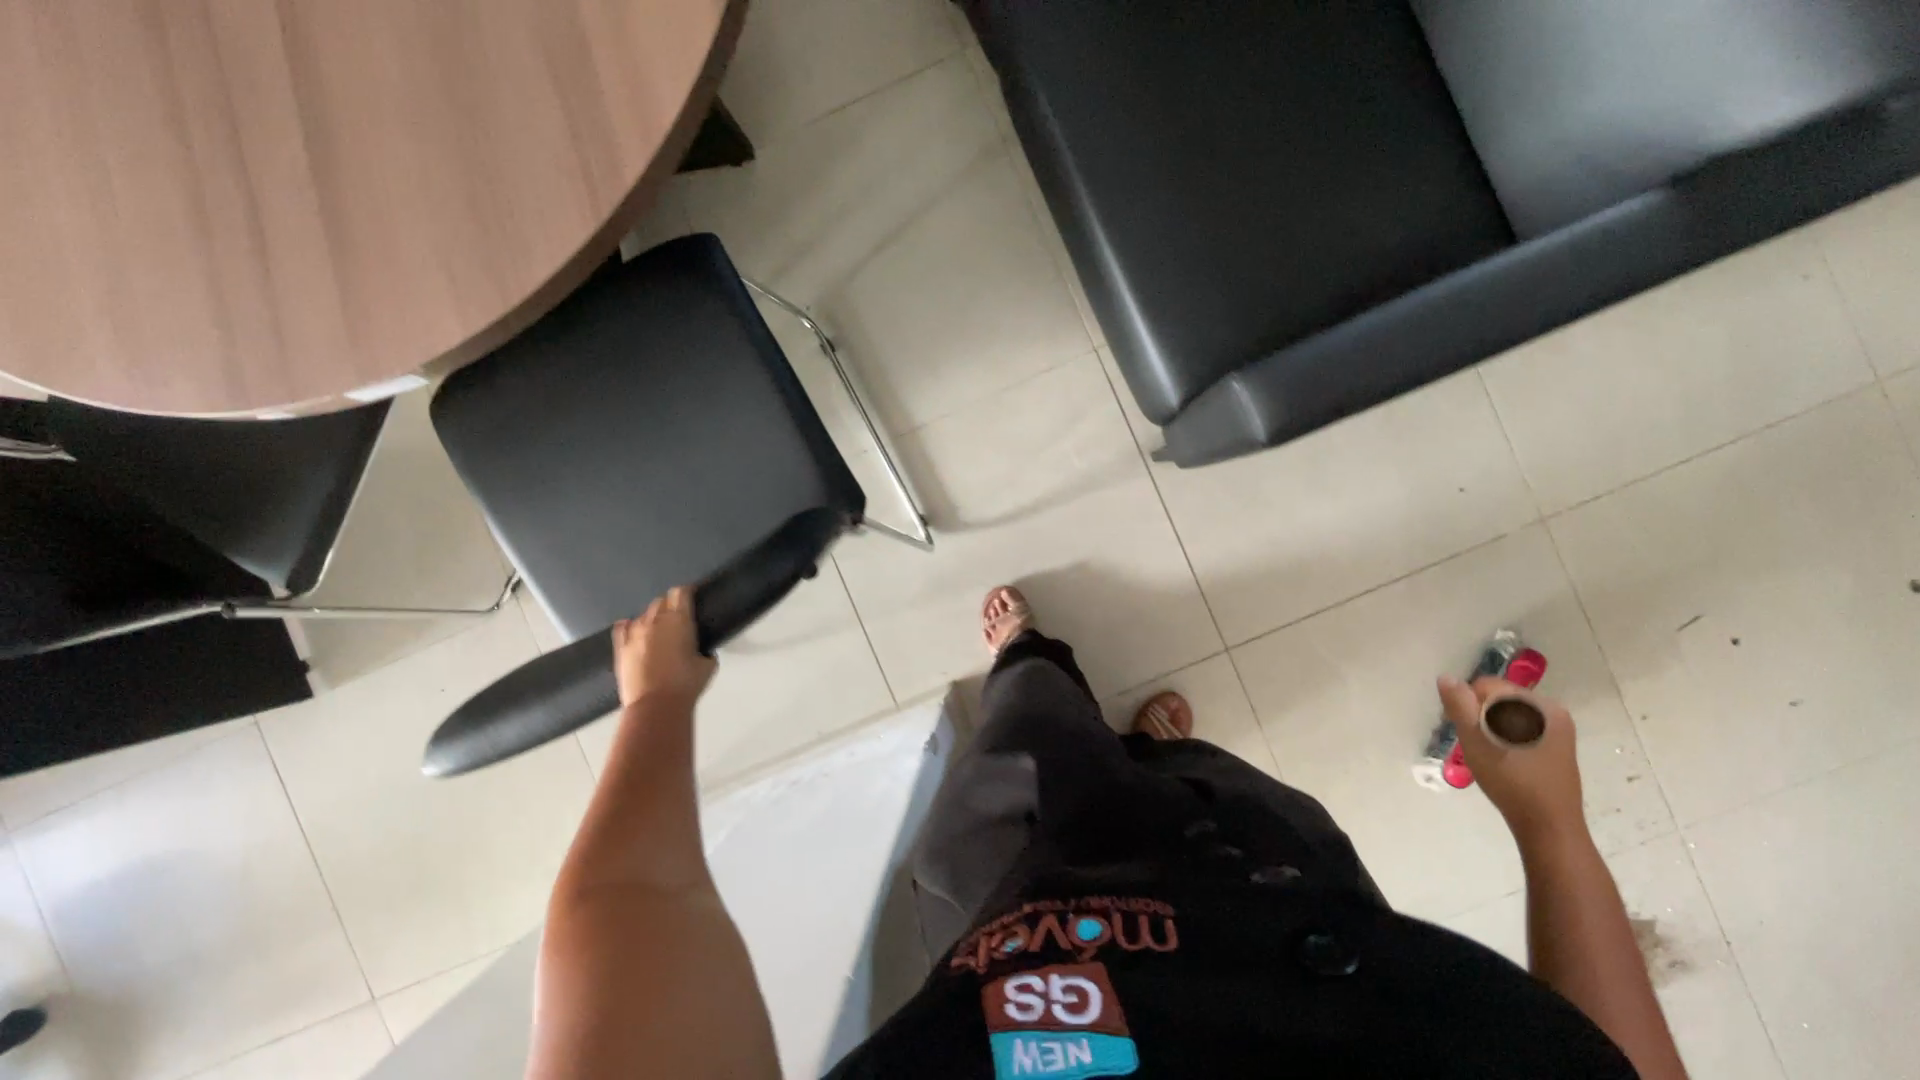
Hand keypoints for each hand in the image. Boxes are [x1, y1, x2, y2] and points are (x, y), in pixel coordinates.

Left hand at [612, 587, 716, 707]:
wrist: (655, 706)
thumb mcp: (708, 666)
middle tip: (679, 617)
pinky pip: (622, 628)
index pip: (681, 592)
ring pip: (643, 614)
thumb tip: (703, 652)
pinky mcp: (620, 648)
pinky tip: (634, 631)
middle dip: (670, 605)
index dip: (687, 592)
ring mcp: (634, 633)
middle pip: (661, 601)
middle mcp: (655, 621)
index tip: (692, 596)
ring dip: (653, 617)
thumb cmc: (686, 684)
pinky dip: (630, 626)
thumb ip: (706, 652)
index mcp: (679, 620)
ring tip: (659, 629)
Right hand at [1437, 675, 1585, 847]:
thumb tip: (1447, 678)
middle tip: (1476, 746)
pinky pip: (1524, 726)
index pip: (1486, 686)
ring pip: (1510, 713)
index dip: (1467, 706)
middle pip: (1499, 697)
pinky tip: (1506, 758)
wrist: (1549, 823)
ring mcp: (1559, 727)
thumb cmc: (1510, 781)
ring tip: (1490, 753)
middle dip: (1481, 716)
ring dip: (1493, 727)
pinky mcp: (1560, 743)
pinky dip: (1508, 735)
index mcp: (1533, 704)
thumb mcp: (1475, 741)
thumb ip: (1459, 706)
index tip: (1464, 733)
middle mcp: (1551, 709)